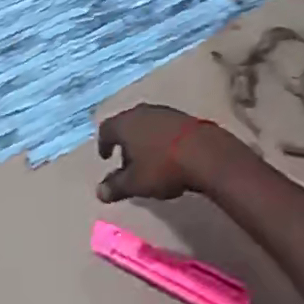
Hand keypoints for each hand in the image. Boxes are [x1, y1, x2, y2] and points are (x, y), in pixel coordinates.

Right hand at [97, 104, 238, 202]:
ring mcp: (162, 111)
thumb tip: (98, 192)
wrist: (204, 153)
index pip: (106, 129)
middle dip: (124, 142)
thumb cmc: (162, 168)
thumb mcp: (135, 183)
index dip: (103, 143)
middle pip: (126, 124)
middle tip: (126, 162)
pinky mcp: (181, 116)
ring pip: (144, 123)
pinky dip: (159, 138)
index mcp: (125, 124)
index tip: (106, 157)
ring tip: (147, 160)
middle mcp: (140, 112)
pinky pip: (162, 126)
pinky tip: (167, 154)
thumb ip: (115, 187)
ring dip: (142, 139)